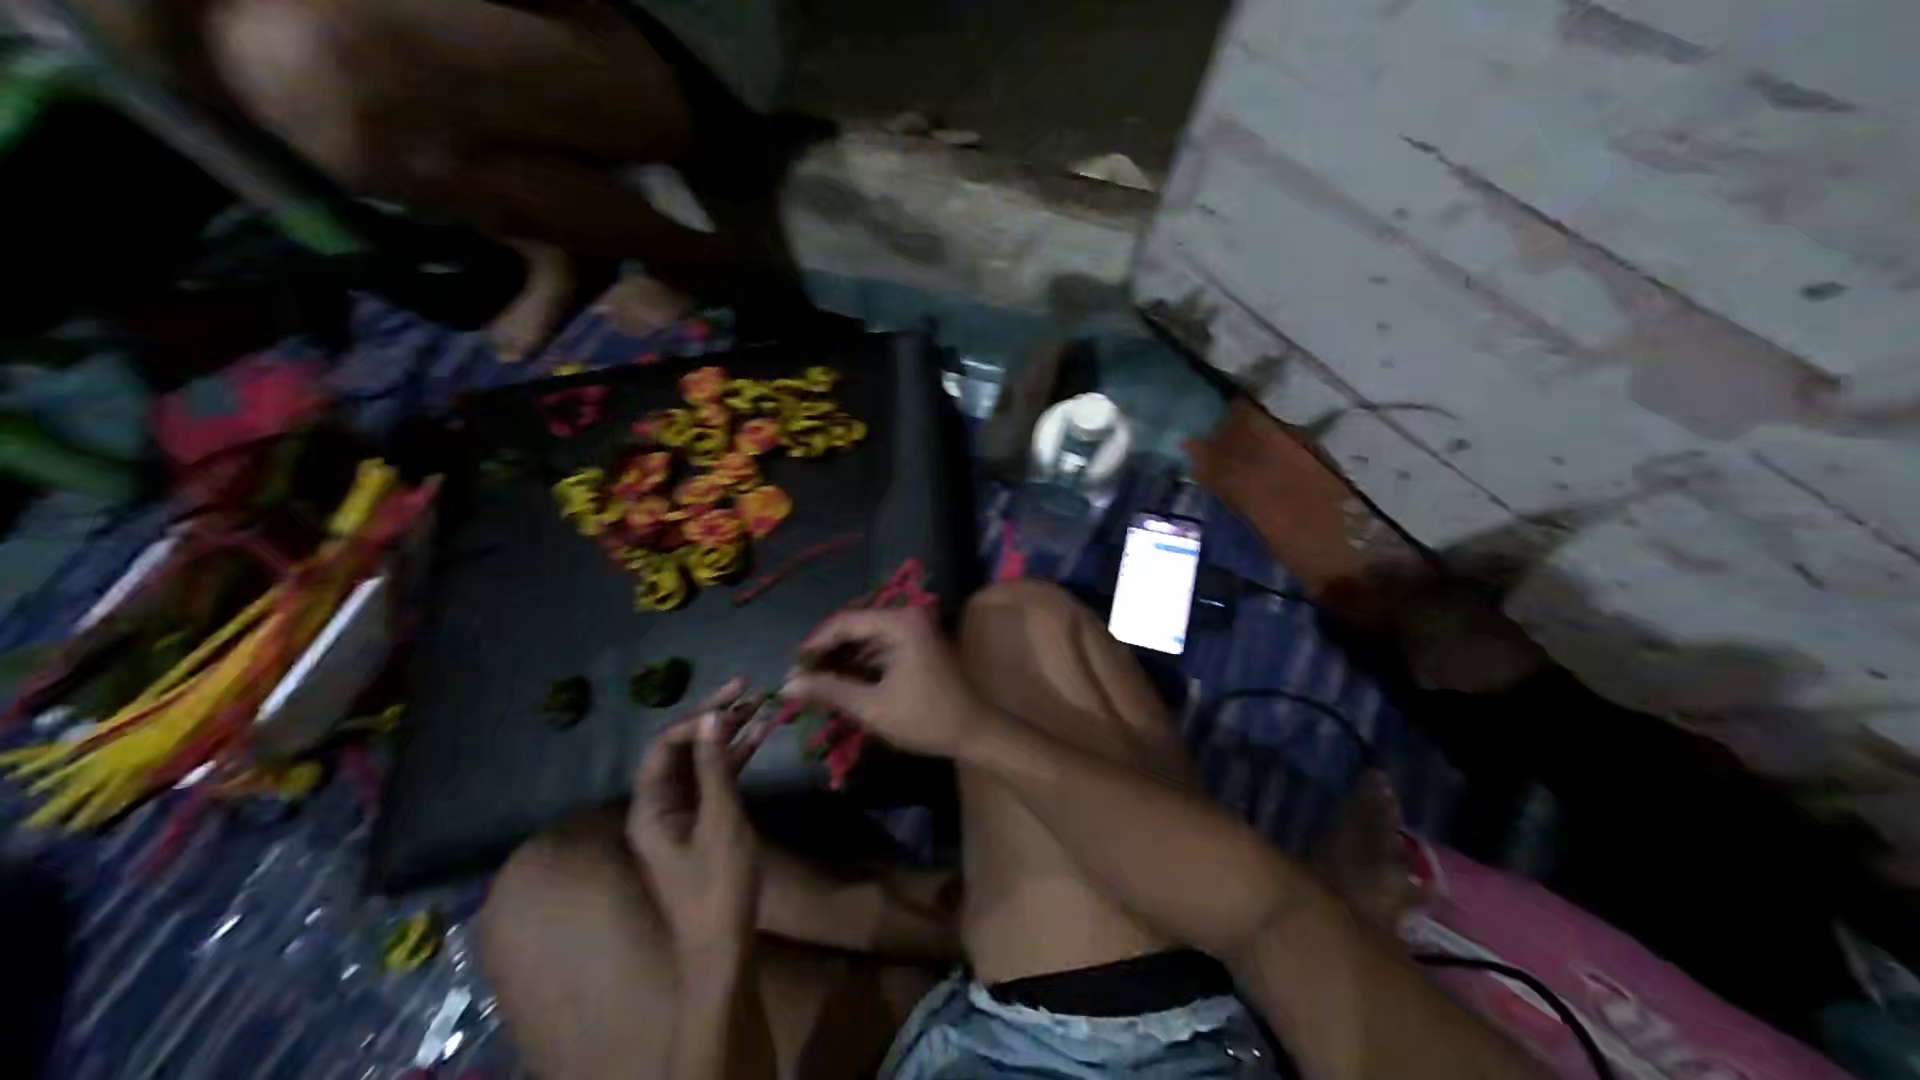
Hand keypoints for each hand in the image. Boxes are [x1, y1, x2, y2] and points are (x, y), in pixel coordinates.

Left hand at [628, 679, 771, 957]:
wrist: (722, 946)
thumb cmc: (718, 885)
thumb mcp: (720, 821)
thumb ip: (714, 767)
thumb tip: (710, 719)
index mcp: (649, 807)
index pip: (664, 747)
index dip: (696, 721)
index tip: (730, 704)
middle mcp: (658, 805)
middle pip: (682, 749)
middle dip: (713, 718)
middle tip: (745, 688)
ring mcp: (681, 814)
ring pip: (701, 762)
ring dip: (728, 734)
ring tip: (759, 704)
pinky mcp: (701, 823)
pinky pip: (714, 781)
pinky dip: (735, 760)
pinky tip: (760, 737)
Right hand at [780, 608, 996, 758]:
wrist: (976, 733)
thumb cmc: (926, 718)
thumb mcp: (873, 707)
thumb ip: (829, 690)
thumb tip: (787, 684)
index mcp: (900, 622)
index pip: (844, 622)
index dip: (814, 644)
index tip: (791, 668)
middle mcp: (908, 617)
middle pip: (854, 628)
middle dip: (826, 654)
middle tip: (799, 679)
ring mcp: (915, 630)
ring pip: (865, 640)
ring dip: (841, 661)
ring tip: (813, 685)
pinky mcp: (917, 646)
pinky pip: (880, 649)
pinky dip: (859, 666)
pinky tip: (839, 685)